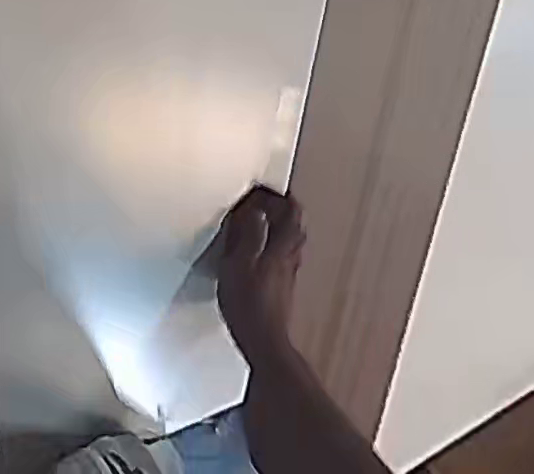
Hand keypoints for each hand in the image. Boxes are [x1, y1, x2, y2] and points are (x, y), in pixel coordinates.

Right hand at [216, 186, 305, 364]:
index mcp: (280, 247)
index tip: (262, 189)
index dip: (280, 196)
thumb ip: (246, 233)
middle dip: (282, 209)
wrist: (265, 345)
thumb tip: (253, 208)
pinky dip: (274, 244)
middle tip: (264, 200)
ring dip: (280, 226)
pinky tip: (259, 251)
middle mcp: (290, 258)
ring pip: (291, 241)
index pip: (291, 212)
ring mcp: (288, 274)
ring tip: (261, 220)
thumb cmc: (249, 303)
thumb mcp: (238, 262)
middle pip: (295, 225)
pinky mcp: (282, 289)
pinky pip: (284, 256)